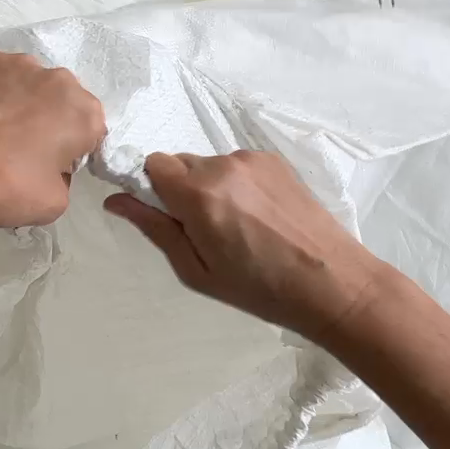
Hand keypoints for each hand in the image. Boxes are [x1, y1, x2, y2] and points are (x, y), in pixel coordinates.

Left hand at [0, 49, 105, 228]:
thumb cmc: (7, 189)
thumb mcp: (57, 202)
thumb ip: (65, 175)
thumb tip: (49, 162)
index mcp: (84, 112)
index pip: (89, 128)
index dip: (72, 147)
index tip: (51, 162)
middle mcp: (57, 78)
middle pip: (61, 98)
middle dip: (49, 116)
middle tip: (22, 144)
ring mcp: (17, 63)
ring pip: (29, 81)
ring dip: (21, 98)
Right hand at [103, 151, 392, 342]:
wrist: (335, 284)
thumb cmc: (259, 289)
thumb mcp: (195, 270)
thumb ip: (153, 228)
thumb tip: (114, 199)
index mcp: (197, 194)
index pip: (151, 164)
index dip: (154, 188)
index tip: (169, 215)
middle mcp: (221, 166)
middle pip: (179, 163)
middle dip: (182, 189)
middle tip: (206, 229)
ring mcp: (250, 159)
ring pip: (208, 164)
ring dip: (210, 186)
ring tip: (240, 225)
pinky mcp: (274, 160)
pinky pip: (236, 164)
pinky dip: (237, 183)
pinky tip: (260, 214)